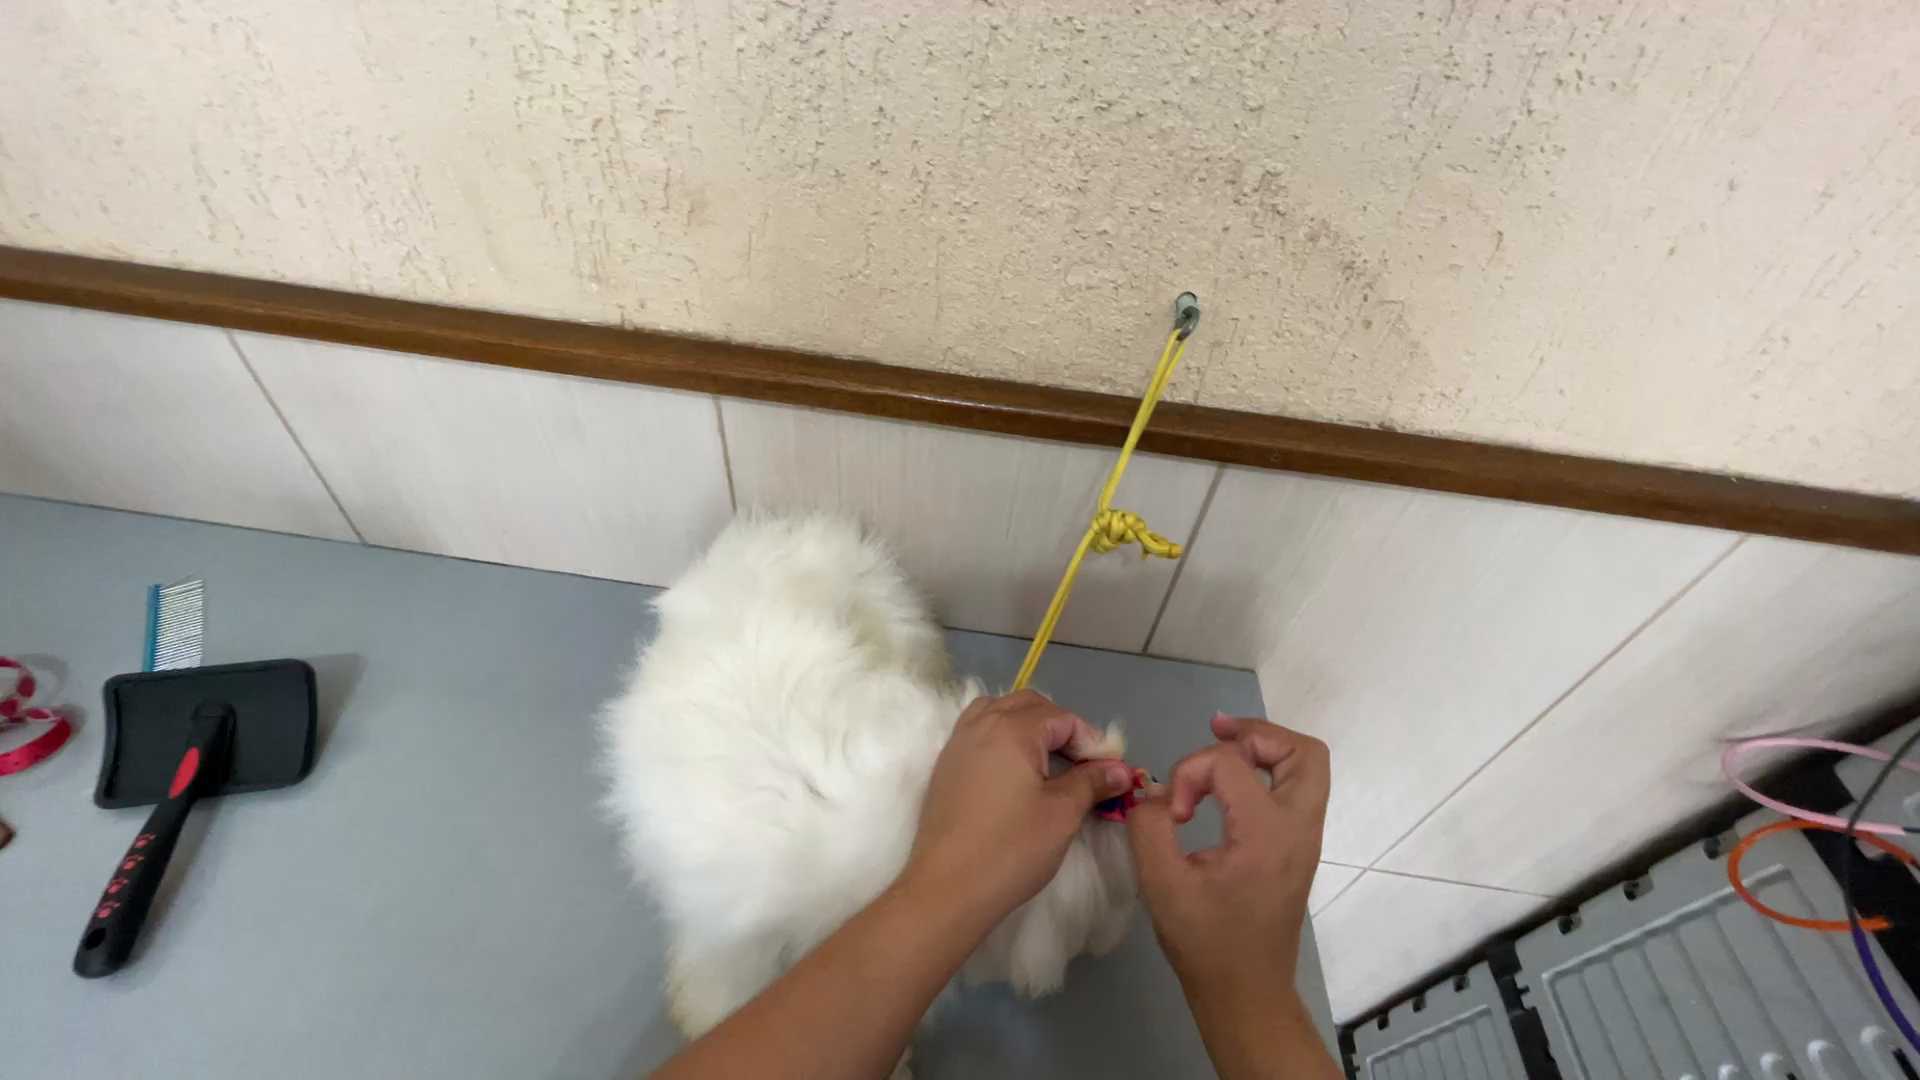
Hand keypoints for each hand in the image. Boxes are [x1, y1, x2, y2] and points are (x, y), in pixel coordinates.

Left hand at [903, 690, 1136, 923]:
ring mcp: (958, 742)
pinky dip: (1001, 735)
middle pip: (1028, 704)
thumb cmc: (1011, 847)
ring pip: (998, 710)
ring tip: (1046, 759)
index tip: (1107, 771)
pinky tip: (1013, 770)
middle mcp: (982, 724)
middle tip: (1081, 763)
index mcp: (1012, 728)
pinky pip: (978, 729)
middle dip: (1059, 726)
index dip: (1090, 740)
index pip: (1062, 717)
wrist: (948, 886)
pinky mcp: (946, 764)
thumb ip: (1091, 782)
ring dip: (1026, 724)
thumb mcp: (1062, 813)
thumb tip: (1119, 769)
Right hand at [1128, 715, 1336, 1078]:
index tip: (1172, 813)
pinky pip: (1294, 787)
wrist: (1246, 994)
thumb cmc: (1204, 942)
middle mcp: (1297, 829)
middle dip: (1254, 734)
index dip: (1189, 771)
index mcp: (1267, 835)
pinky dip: (1264, 769)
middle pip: (1301, 751)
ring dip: (1263, 747)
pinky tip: (1227, 780)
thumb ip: (1149, 823)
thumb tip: (1156, 793)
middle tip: (1213, 732)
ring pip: (1306, 764)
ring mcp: (1304, 838)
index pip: (1230, 762)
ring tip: (1219, 743)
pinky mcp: (1297, 845)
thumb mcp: (1160, 882)